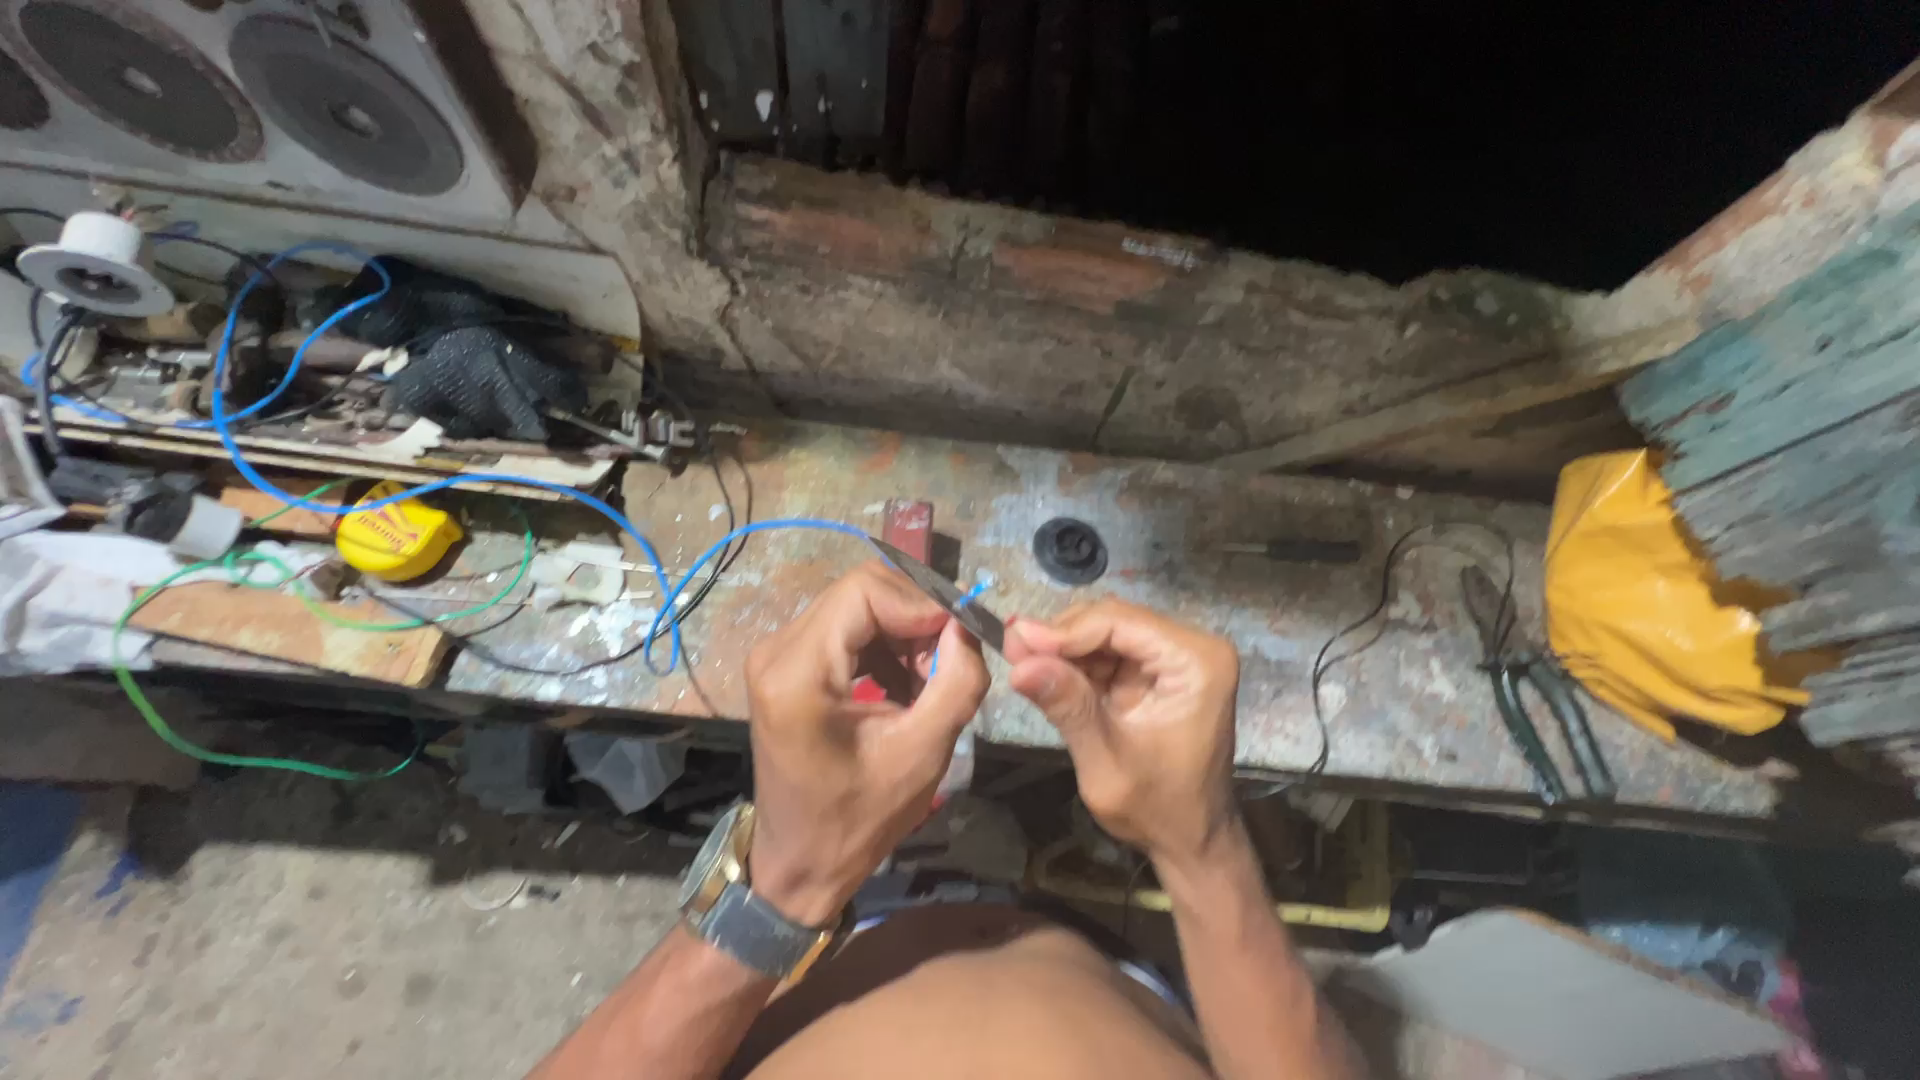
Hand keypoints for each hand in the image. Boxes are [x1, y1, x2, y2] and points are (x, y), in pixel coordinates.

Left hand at [743, 560, 989, 926]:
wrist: (801, 863)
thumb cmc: (858, 820)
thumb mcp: (922, 754)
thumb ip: (956, 682)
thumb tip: (967, 624)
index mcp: (797, 671)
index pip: (864, 591)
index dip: (922, 603)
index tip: (962, 637)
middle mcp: (778, 650)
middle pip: (861, 593)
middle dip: (917, 618)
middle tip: (952, 660)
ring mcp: (779, 655)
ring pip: (859, 607)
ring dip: (906, 633)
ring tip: (933, 680)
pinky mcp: (789, 664)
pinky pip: (848, 629)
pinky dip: (887, 646)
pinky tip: (908, 684)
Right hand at [1004, 599, 1241, 866]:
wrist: (1190, 839)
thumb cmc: (1158, 808)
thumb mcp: (1106, 763)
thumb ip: (1068, 707)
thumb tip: (1018, 665)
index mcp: (1197, 663)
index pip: (1120, 623)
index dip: (1064, 630)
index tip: (1013, 641)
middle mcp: (1192, 647)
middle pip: (1112, 619)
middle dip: (1060, 635)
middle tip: (1010, 648)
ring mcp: (1175, 656)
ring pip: (1104, 630)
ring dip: (1062, 646)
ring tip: (1019, 657)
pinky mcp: (1157, 669)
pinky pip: (1107, 650)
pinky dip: (1074, 660)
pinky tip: (1043, 670)